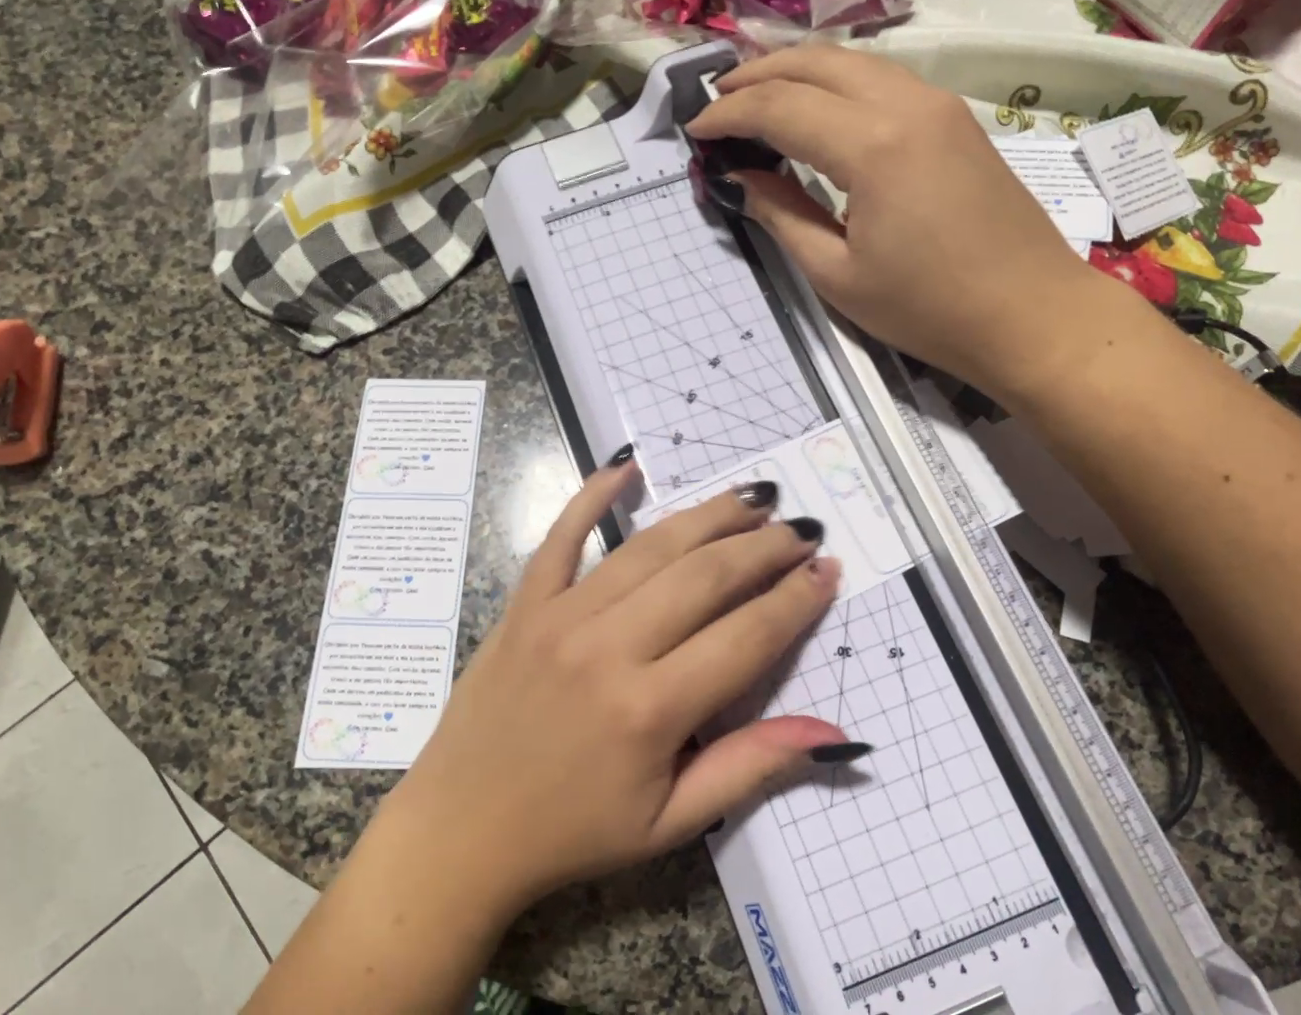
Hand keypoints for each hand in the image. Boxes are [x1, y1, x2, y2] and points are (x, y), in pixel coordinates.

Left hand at [380, 456, 851, 918]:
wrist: (463, 830)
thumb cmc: (574, 833)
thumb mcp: (672, 822)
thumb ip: (753, 767)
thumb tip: (838, 737)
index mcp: (652, 710)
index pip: (747, 635)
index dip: (796, 599)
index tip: (827, 570)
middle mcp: (609, 649)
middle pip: (706, 576)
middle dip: (764, 547)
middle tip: (801, 529)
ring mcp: (560, 618)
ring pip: (650, 548)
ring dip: (707, 516)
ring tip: (751, 499)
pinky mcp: (523, 606)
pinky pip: (561, 536)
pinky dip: (593, 496)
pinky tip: (626, 466)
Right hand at [686, 46, 1134, 402]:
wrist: (1030, 315)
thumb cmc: (928, 310)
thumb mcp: (838, 276)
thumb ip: (783, 216)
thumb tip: (743, 178)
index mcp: (873, 146)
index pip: (781, 107)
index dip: (730, 116)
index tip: (695, 133)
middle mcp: (906, 104)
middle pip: (815, 63)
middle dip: (757, 76)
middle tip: (717, 104)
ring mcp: (937, 105)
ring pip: (852, 62)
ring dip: (798, 72)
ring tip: (757, 99)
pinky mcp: (954, 119)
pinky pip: (882, 80)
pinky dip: (837, 84)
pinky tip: (816, 112)